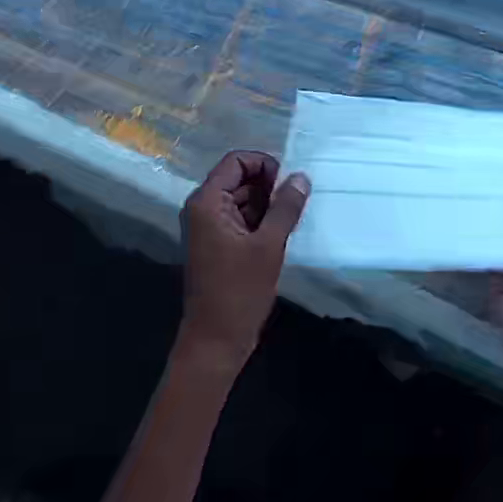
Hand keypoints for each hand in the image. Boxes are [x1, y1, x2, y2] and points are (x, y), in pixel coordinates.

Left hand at [177, 150, 309, 369]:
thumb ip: (285, 207)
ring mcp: (207, 227)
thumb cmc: (239, 291)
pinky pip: (239, 219)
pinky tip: (282, 232)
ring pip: (240, 199)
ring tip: (293, 217)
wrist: (215, 339)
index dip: (264, 164)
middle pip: (237, 178)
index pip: (235, 161)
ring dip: (266, 204)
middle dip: (268, 185)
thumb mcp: (269, 246)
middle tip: (296, 202)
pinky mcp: (216, 244)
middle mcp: (202, 208)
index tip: (290, 181)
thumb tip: (301, 177)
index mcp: (207, 201)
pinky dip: (259, 220)